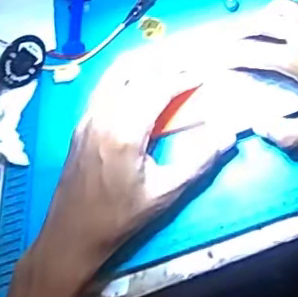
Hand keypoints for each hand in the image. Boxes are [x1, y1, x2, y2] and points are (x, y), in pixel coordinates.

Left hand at [33, 50, 235, 277]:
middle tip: (189, 62)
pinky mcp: (83, 119)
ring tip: (168, 62)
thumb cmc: (119, 219)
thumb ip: (198, 162)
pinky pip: (106, 83)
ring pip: (117, 71)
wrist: (71, 234)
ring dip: (144, 62)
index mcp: (124, 131)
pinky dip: (127, 73)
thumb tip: (227, 134)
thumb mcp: (164, 195)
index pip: (158, 87)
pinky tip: (140, 78)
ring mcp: (90, 114)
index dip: (183, 76)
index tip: (204, 73)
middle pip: (137, 71)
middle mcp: (104, 113)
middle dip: (165, 62)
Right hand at [227, 0, 297, 147]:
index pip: (251, 52)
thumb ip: (289, 134)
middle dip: (240, 33)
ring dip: (263, 17)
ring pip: (278, 6)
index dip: (230, 56)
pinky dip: (289, 8)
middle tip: (232, 44)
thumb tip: (260, 128)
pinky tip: (291, 20)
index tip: (218, 60)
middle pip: (258, 23)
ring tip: (258, 30)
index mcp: (296, 58)